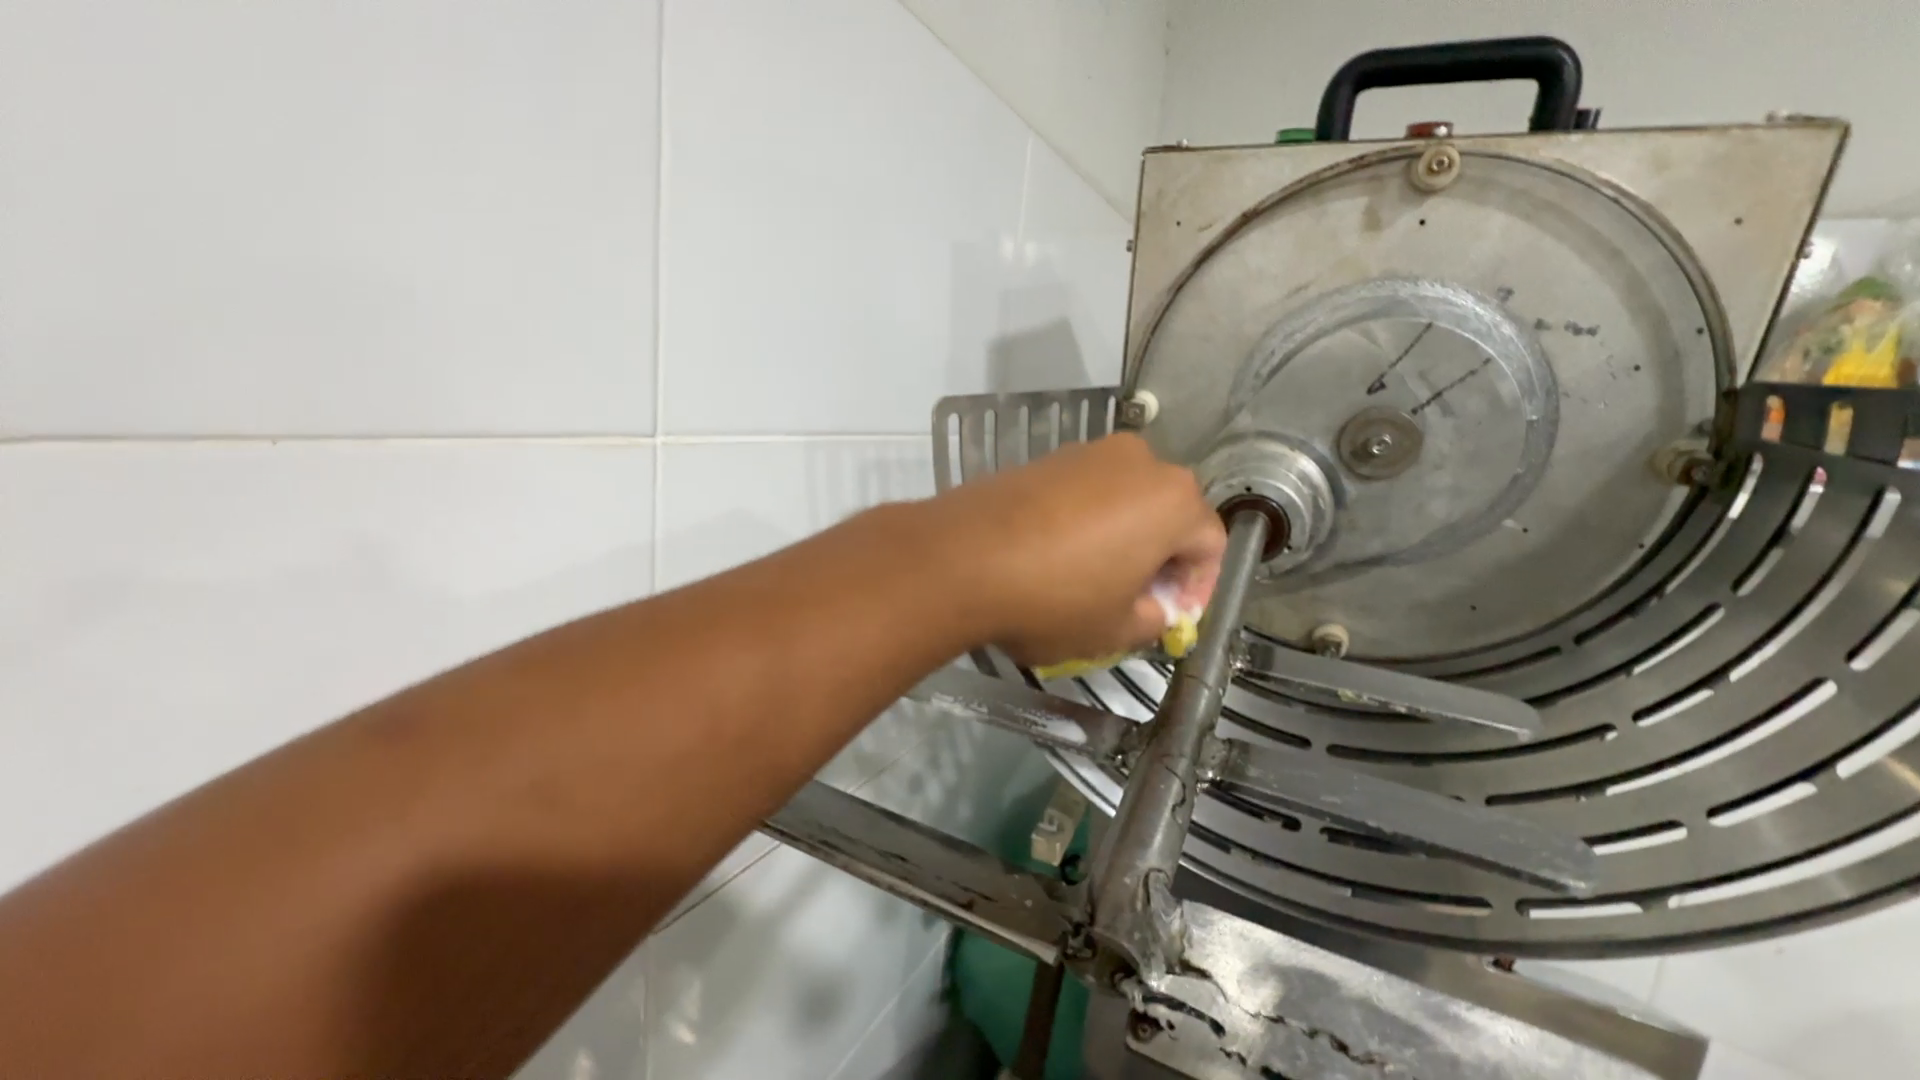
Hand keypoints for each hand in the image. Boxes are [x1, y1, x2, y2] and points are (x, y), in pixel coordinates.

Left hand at [924, 434, 1226, 664]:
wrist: (959, 558)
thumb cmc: (1054, 598)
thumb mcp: (1116, 630)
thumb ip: (1154, 619)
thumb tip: (1154, 608)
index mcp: (1174, 500)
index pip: (1211, 545)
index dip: (1197, 589)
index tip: (1170, 618)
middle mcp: (1140, 461)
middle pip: (1169, 515)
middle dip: (1161, 561)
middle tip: (1135, 602)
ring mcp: (1088, 452)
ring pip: (1125, 501)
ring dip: (1122, 540)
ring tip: (1093, 582)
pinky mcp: (1046, 458)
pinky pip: (1085, 493)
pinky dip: (1086, 523)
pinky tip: (1057, 558)